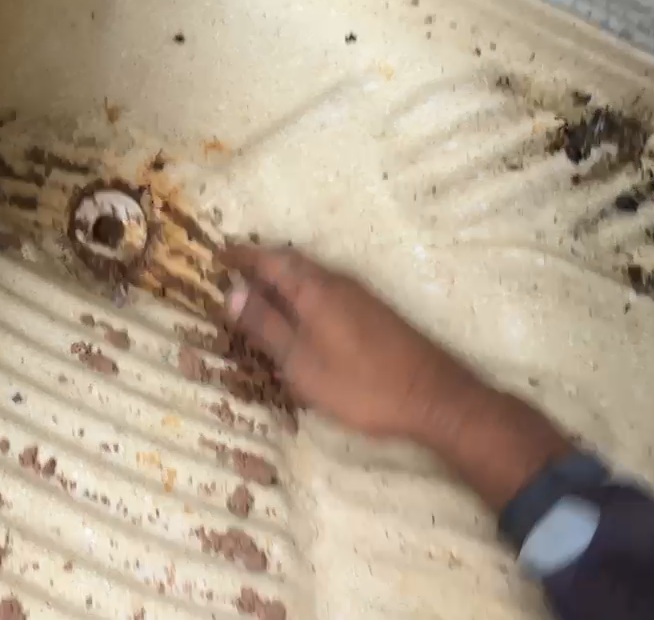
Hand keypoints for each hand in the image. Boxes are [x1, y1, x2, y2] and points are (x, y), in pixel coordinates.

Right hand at [220, 244, 485, 441]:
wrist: (437, 398)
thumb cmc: (361, 383)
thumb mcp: (301, 361)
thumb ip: (266, 325)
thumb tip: (230, 292)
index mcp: (312, 287)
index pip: (268, 258)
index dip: (240, 255)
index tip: (216, 255)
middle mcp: (334, 280)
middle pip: (289, 260)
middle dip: (259, 263)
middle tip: (232, 273)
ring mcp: (356, 293)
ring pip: (308, 273)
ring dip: (280, 277)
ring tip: (258, 294)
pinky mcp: (370, 309)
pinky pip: (322, 286)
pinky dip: (299, 291)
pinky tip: (298, 315)